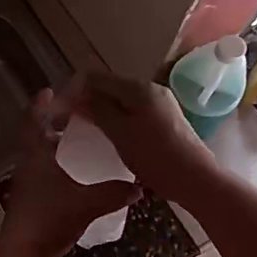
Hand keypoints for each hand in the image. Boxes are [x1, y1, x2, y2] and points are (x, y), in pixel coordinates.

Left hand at [0, 88, 141, 256]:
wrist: (22, 253)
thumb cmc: (49, 219)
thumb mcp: (86, 204)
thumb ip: (113, 194)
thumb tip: (138, 187)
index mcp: (35, 157)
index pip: (33, 121)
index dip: (40, 105)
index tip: (50, 91)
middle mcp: (28, 165)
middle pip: (37, 137)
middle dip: (53, 124)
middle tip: (75, 116)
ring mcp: (28, 184)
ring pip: (40, 156)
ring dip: (56, 146)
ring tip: (80, 142)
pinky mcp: (32, 201)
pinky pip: (45, 174)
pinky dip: (58, 167)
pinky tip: (77, 176)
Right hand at [75, 71, 221, 206]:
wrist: (196, 180)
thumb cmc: (155, 156)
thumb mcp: (119, 133)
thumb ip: (96, 110)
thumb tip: (77, 96)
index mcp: (138, 88)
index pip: (95, 77)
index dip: (74, 90)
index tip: (60, 111)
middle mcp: (150, 89)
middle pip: (109, 87)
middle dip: (87, 100)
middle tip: (69, 122)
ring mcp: (160, 104)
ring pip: (121, 101)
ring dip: (101, 111)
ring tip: (86, 130)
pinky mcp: (165, 120)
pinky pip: (133, 112)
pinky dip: (117, 119)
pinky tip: (110, 137)